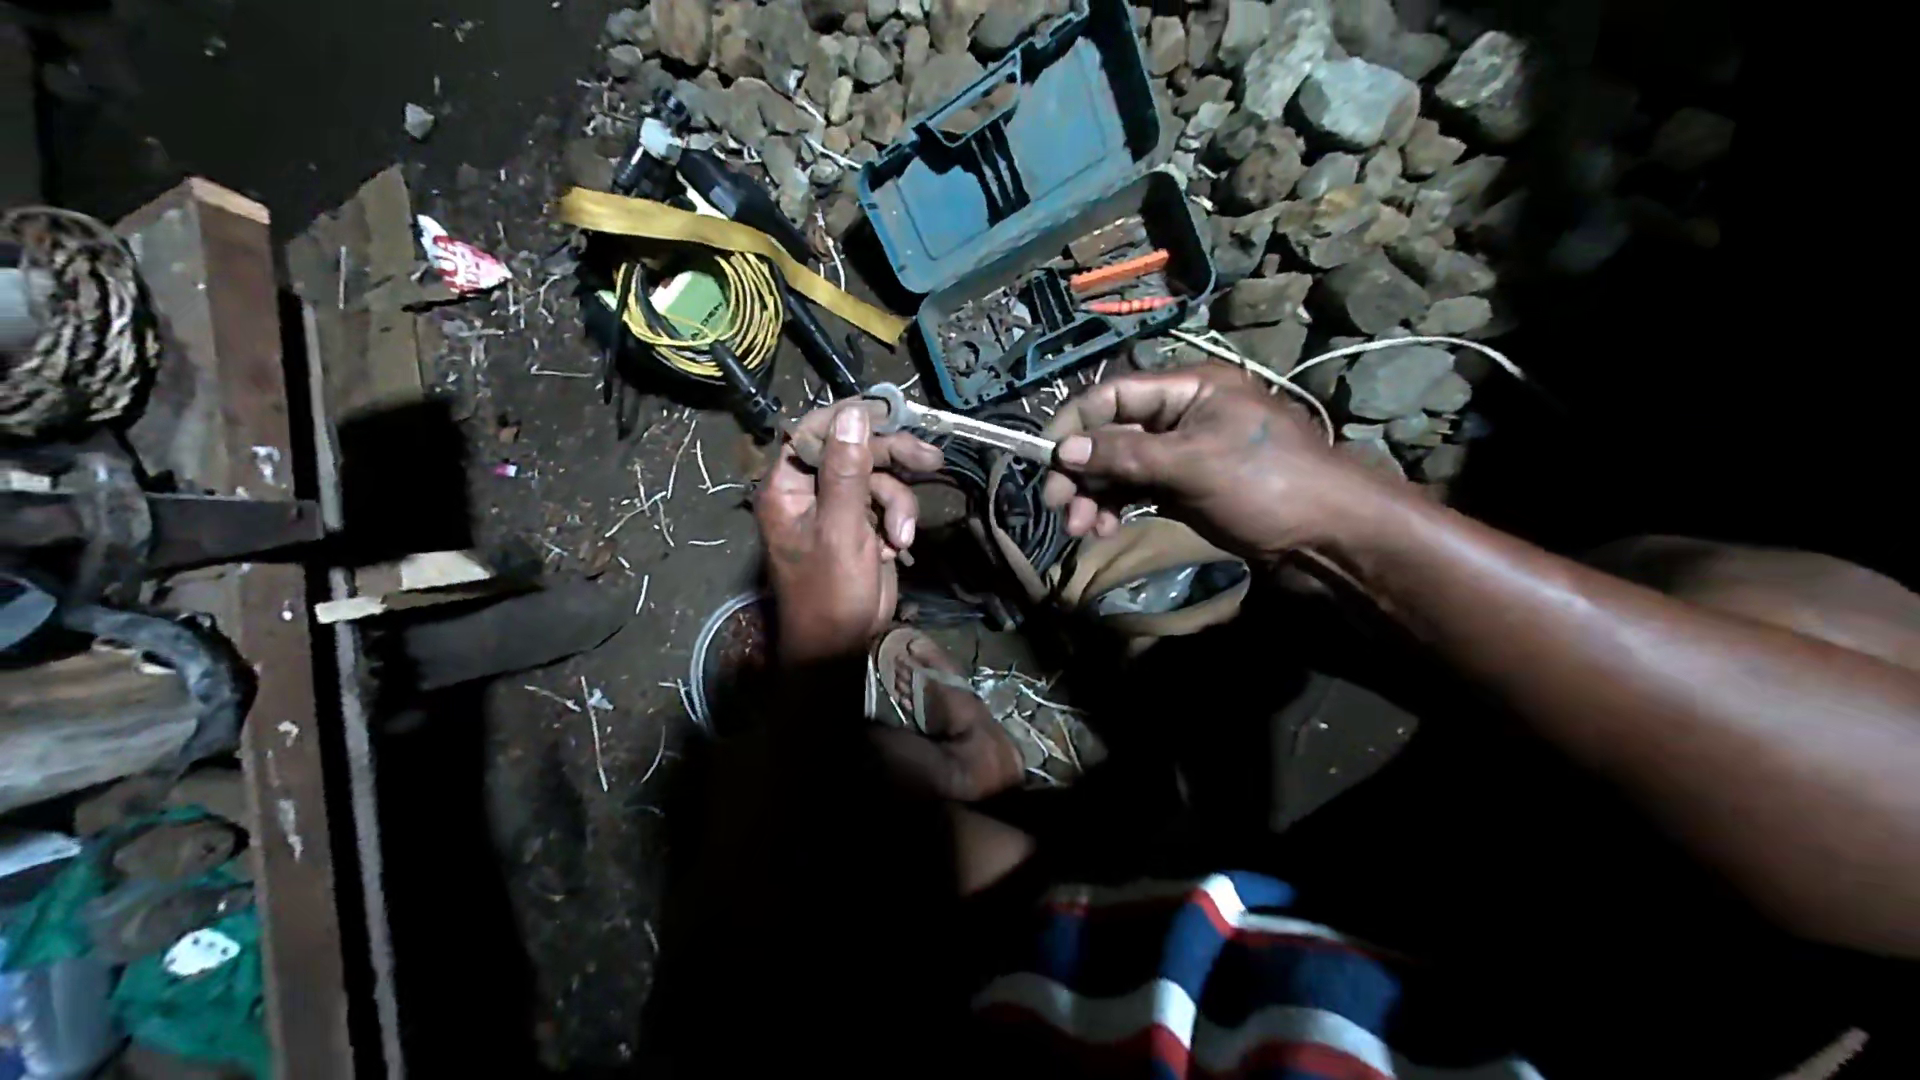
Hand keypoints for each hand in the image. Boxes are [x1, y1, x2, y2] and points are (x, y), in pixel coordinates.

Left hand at [755, 401, 942, 665]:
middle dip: (892, 461)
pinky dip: (897, 522)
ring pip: (879, 479)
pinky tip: (895, 548)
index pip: (813, 432)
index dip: (850, 419)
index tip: (888, 414)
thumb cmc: (829, 592)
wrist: (843, 644)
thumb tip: (852, 414)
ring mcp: (838, 507)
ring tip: (900, 539)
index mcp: (788, 487)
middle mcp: (810, 490)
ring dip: (898, 506)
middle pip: (855, 451)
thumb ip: (846, 471)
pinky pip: (886, 504)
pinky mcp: (861, 524)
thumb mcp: (839, 530)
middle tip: (929, 459)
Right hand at [1042, 365, 1398, 560]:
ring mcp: (1179, 455)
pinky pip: (1135, 492)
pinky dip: (1115, 508)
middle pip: (1110, 435)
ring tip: (1081, 529)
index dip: (1074, 424)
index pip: (1113, 395)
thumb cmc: (1267, 483)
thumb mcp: (1193, 463)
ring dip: (1094, 496)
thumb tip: (1065, 449)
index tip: (1045, 458)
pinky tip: (1105, 529)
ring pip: (1118, 468)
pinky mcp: (1182, 488)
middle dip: (1081, 470)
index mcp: (1187, 390)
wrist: (1326, 535)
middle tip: (1057, 506)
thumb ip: (1127, 453)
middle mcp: (1178, 416)